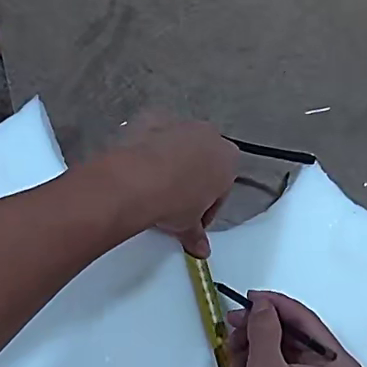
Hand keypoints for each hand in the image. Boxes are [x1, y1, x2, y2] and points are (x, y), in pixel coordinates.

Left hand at [90, 115, 237, 256]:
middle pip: (203, 162)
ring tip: (154, 188)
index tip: (193, 218)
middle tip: (174, 204)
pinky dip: (148, 149)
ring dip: (171, 164)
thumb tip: (200, 249)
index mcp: (229, 159)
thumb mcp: (189, 224)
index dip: (207, 207)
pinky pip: (154, 136)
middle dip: (191, 181)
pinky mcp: (152, 118)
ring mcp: (181, 123)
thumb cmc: (174, 201)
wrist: (137, 180)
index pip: (222, 187)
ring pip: (179, 147)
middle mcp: (209, 134)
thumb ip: (196, 234)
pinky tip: (139, 169)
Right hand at [227, 291, 363, 366]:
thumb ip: (264, 331)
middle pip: (294, 336)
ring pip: (286, 352)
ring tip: (233, 359)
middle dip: (260, 331)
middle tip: (232, 328)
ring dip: (257, 350)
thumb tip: (262, 306)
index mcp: (340, 365)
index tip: (248, 298)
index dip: (274, 305)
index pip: (306, 321)